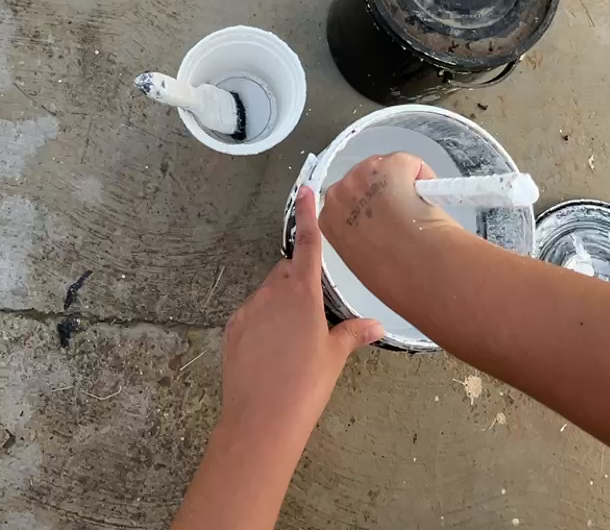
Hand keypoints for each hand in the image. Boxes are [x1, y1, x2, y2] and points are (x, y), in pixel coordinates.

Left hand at [217, 186, 383, 445]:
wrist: (261, 420)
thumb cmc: (306, 385)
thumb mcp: (334, 357)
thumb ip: (354, 333)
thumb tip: (377, 325)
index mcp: (302, 292)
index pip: (308, 244)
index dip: (307, 215)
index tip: (306, 190)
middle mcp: (273, 291)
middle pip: (287, 271)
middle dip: (298, 280)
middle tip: (312, 313)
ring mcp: (249, 308)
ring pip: (268, 294)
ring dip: (280, 304)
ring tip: (291, 342)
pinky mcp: (232, 327)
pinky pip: (251, 314)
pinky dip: (262, 322)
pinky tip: (270, 352)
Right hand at [320, 153, 465, 300]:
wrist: (418, 270)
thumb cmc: (394, 276)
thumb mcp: (361, 259)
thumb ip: (361, 237)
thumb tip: (380, 232)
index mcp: (328, 218)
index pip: (348, 202)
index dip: (370, 208)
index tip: (384, 219)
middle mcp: (340, 192)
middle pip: (365, 180)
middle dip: (384, 191)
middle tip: (404, 215)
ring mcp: (363, 174)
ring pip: (386, 168)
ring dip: (401, 183)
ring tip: (415, 211)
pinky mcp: (389, 164)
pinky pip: (410, 163)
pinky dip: (422, 177)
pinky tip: (427, 202)